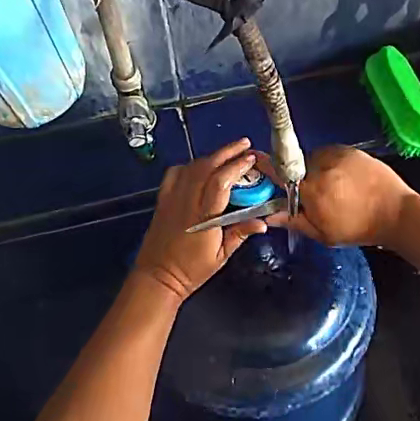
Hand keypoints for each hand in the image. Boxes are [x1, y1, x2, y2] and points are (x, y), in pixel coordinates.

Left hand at [132, 138, 264, 302]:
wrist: (157, 277)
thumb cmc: (191, 270)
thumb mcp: (221, 257)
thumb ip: (240, 234)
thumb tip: (262, 222)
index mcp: (203, 217)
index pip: (220, 182)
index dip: (236, 167)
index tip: (251, 158)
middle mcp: (186, 202)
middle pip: (206, 167)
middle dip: (227, 152)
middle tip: (244, 144)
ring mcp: (172, 198)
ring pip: (192, 167)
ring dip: (212, 156)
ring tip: (229, 152)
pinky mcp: (163, 199)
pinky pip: (175, 173)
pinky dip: (189, 165)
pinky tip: (200, 166)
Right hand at [266, 145, 415, 246]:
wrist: (396, 213)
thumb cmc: (359, 227)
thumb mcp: (324, 233)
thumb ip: (295, 221)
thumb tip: (268, 215)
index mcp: (313, 191)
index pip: (279, 173)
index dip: (265, 166)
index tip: (255, 161)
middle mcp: (322, 167)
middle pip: (298, 166)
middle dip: (300, 177)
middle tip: (314, 193)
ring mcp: (338, 156)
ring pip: (315, 158)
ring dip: (316, 169)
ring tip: (333, 186)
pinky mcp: (351, 150)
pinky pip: (331, 154)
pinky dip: (332, 163)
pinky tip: (345, 178)